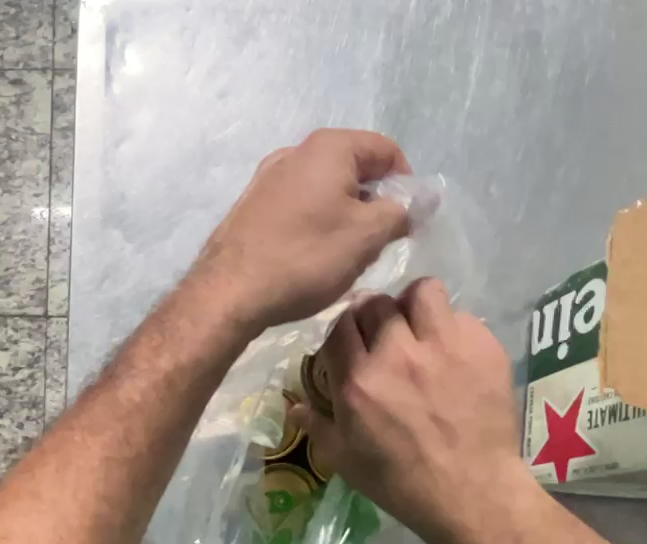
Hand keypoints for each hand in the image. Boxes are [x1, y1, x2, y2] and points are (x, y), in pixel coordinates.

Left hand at [187, 129, 413, 330]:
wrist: (229, 293)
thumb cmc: (306, 258)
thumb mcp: (368, 236)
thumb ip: (401, 212)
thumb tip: (418, 202)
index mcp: (329, 146)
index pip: (386, 151)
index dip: (406, 184)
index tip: (407, 221)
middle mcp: (293, 152)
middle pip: (351, 170)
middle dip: (370, 203)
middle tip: (375, 243)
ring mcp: (264, 181)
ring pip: (321, 192)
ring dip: (340, 218)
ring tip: (340, 257)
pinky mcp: (247, 211)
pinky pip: (293, 210)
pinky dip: (309, 228)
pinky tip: (307, 260)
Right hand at [293, 279, 539, 543]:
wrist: (467, 490)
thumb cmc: (397, 481)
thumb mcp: (343, 459)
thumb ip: (317, 424)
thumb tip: (292, 405)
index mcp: (357, 382)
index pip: (339, 327)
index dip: (342, 329)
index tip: (349, 342)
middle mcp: (396, 354)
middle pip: (376, 303)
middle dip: (373, 314)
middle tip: (380, 333)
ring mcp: (443, 345)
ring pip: (421, 292)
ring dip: (413, 304)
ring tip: (417, 325)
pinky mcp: (481, 346)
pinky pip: (460, 315)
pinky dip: (450, 327)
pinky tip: (450, 351)